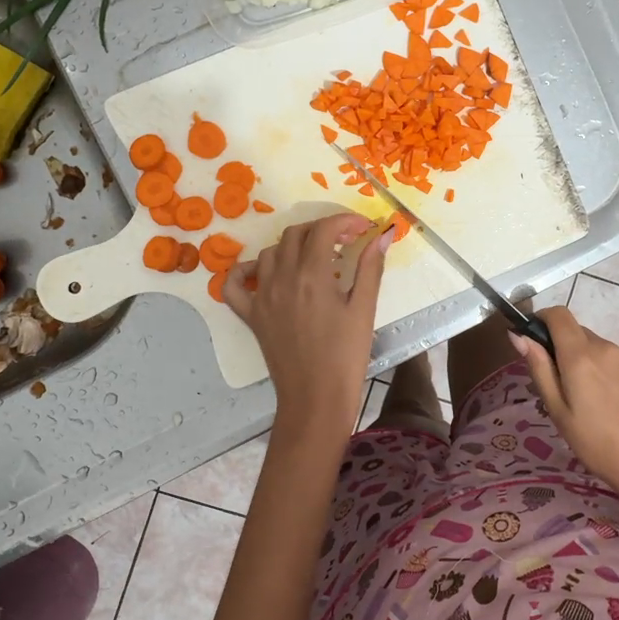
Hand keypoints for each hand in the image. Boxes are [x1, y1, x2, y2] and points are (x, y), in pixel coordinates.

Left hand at [225, 213, 390, 432]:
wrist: (316, 398)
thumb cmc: (347, 356)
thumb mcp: (364, 309)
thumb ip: (370, 267)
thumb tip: (382, 235)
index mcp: (312, 275)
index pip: (324, 229)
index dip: (345, 221)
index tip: (363, 228)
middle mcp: (281, 278)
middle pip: (296, 234)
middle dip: (321, 229)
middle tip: (344, 241)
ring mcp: (262, 296)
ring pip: (270, 252)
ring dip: (293, 246)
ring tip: (315, 258)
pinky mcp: (251, 315)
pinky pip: (235, 284)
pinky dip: (246, 271)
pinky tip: (264, 272)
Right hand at [512, 307, 618, 502]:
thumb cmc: (597, 445)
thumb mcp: (558, 411)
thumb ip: (539, 369)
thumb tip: (519, 335)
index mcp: (580, 356)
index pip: (558, 314)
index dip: (542, 320)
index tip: (535, 341)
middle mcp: (606, 347)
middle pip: (578, 333)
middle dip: (565, 350)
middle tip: (564, 389)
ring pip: (599, 349)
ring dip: (589, 363)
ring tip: (594, 403)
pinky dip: (610, 372)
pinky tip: (616, 404)